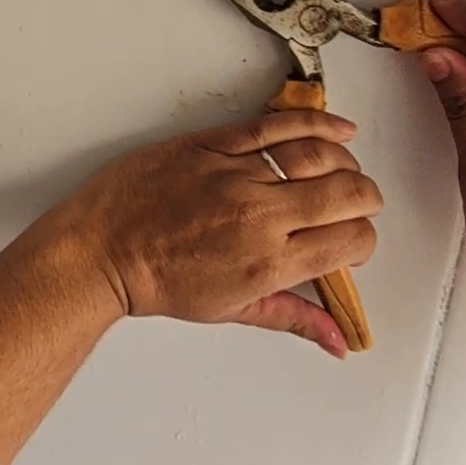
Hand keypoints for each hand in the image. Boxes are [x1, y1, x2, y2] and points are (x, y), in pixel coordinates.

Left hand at [23, 109, 382, 356]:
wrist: (101, 250)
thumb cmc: (155, 280)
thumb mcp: (228, 309)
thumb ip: (291, 317)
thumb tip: (338, 340)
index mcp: (268, 263)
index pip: (352, 241)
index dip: (361, 240)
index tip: (347, 241)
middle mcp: (260, 216)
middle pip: (349, 194)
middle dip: (364, 200)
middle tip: (351, 204)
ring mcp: (235, 174)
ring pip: (319, 155)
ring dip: (343, 163)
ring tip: (340, 170)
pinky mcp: (211, 144)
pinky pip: (275, 125)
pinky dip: (316, 123)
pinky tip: (338, 129)